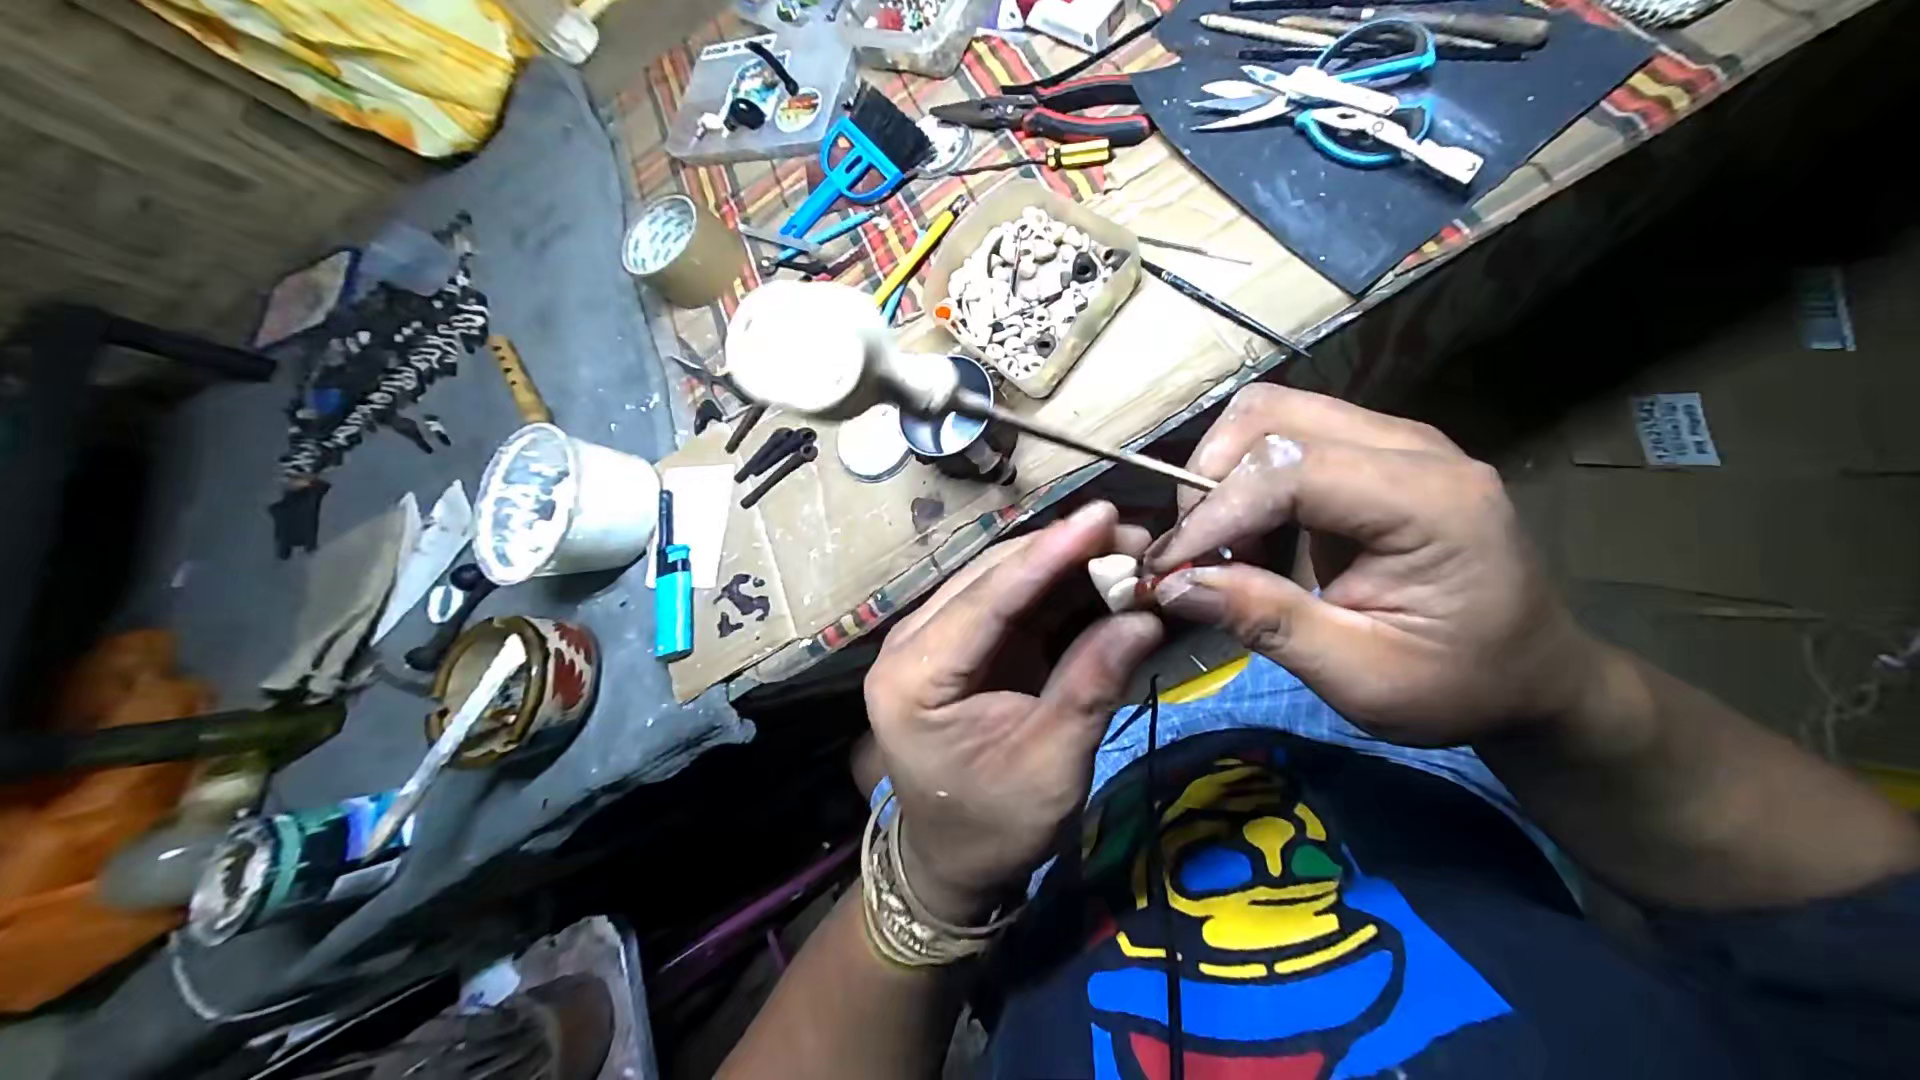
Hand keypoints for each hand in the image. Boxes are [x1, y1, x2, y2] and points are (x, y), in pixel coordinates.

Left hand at [864, 502, 1162, 921]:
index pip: (986, 599)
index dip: (1048, 554)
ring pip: (1005, 580)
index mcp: (913, 677)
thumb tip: (1145, 617)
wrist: (954, 857)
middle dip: (1064, 552)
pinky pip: (1014, 602)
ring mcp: (936, 638)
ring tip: (1130, 551)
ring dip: (1065, 564)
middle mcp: (913, 642)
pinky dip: (1059, 589)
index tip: (1101, 516)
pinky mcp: (964, 644)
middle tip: (1135, 537)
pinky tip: (1104, 577)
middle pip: (992, 577)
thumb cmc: (994, 823)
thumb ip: (1092, 684)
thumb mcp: (1052, 764)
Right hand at [1145, 386, 1601, 746]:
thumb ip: (1267, 622)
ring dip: (1219, 474)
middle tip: (1193, 554)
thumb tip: (1170, 585)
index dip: (1214, 515)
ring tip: (1219, 545)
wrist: (1531, 672)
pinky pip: (1280, 434)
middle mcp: (1412, 448)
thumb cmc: (1459, 684)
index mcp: (1432, 502)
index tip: (1165, 569)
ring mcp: (1391, 440)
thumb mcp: (1361, 677)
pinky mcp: (1368, 450)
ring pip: (1267, 413)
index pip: (1290, 471)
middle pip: (1269, 415)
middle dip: (1207, 479)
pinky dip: (1240, 477)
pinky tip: (1248, 534)